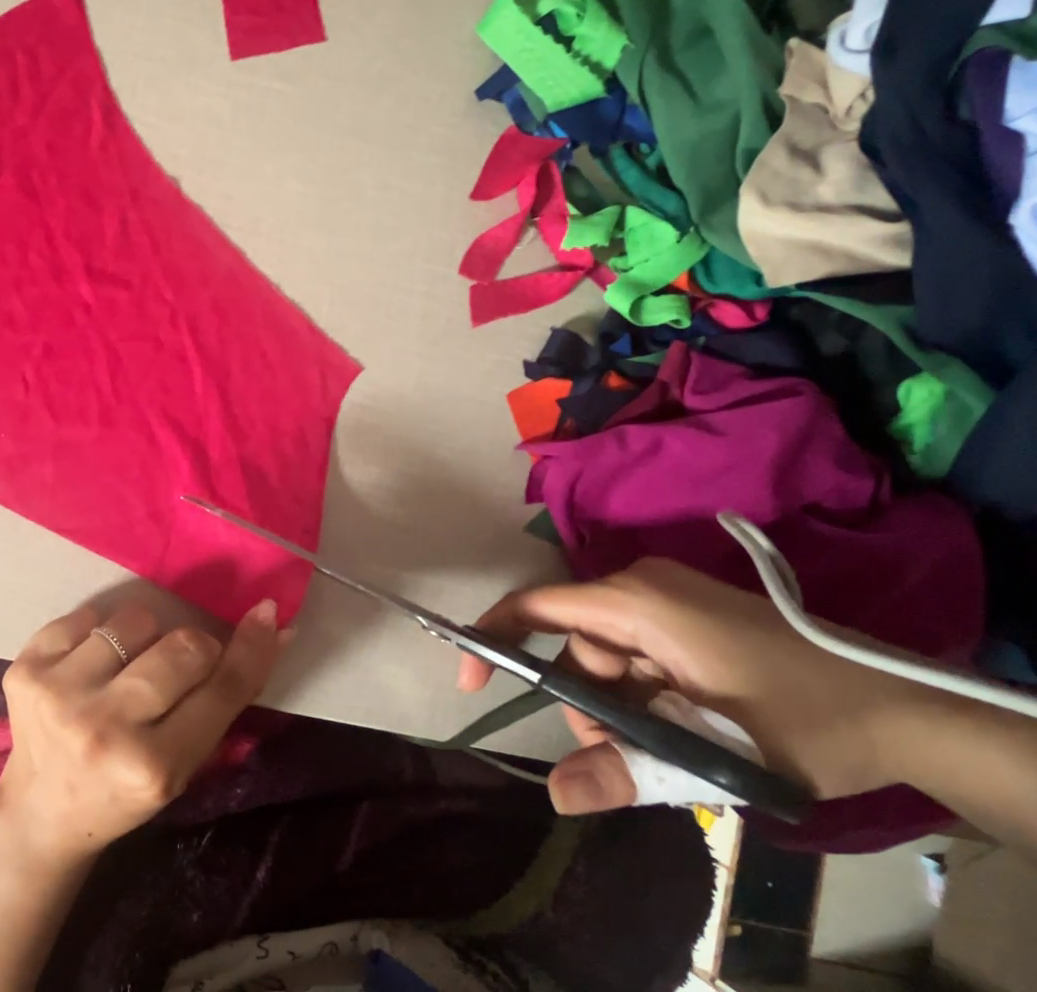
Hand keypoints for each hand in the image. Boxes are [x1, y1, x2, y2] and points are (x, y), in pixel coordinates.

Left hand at [0, 599, 291, 864]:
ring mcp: (58, 696)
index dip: (251, 648)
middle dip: (194, 647)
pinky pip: (86, 617)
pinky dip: (97, 633)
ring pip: (133, 621)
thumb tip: (273, 627)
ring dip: (143, 637)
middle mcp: (103, 729)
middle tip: (182, 664)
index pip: (221, 690)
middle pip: (182, 647)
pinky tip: (90, 666)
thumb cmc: (125, 792)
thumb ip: (223, 703)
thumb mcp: (182, 767)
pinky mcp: (24, 671)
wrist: (43, 811)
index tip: (266, 614)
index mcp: (153, 768)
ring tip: (128, 669)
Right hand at [460, 558, 937, 814]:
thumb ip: (626, 771)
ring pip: (605, 661)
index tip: (471, 688)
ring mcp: (669, 603)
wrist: (912, 713)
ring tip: (678, 745)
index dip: (490, 641)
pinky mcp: (689, 620)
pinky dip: (646, 699)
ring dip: (623, 710)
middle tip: (639, 751)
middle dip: (590, 706)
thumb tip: (552, 796)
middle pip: (573, 649)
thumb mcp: (711, 753)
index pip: (534, 608)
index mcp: (637, 601)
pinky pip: (636, 658)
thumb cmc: (806, 721)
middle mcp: (643, 589)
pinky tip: (688, 725)